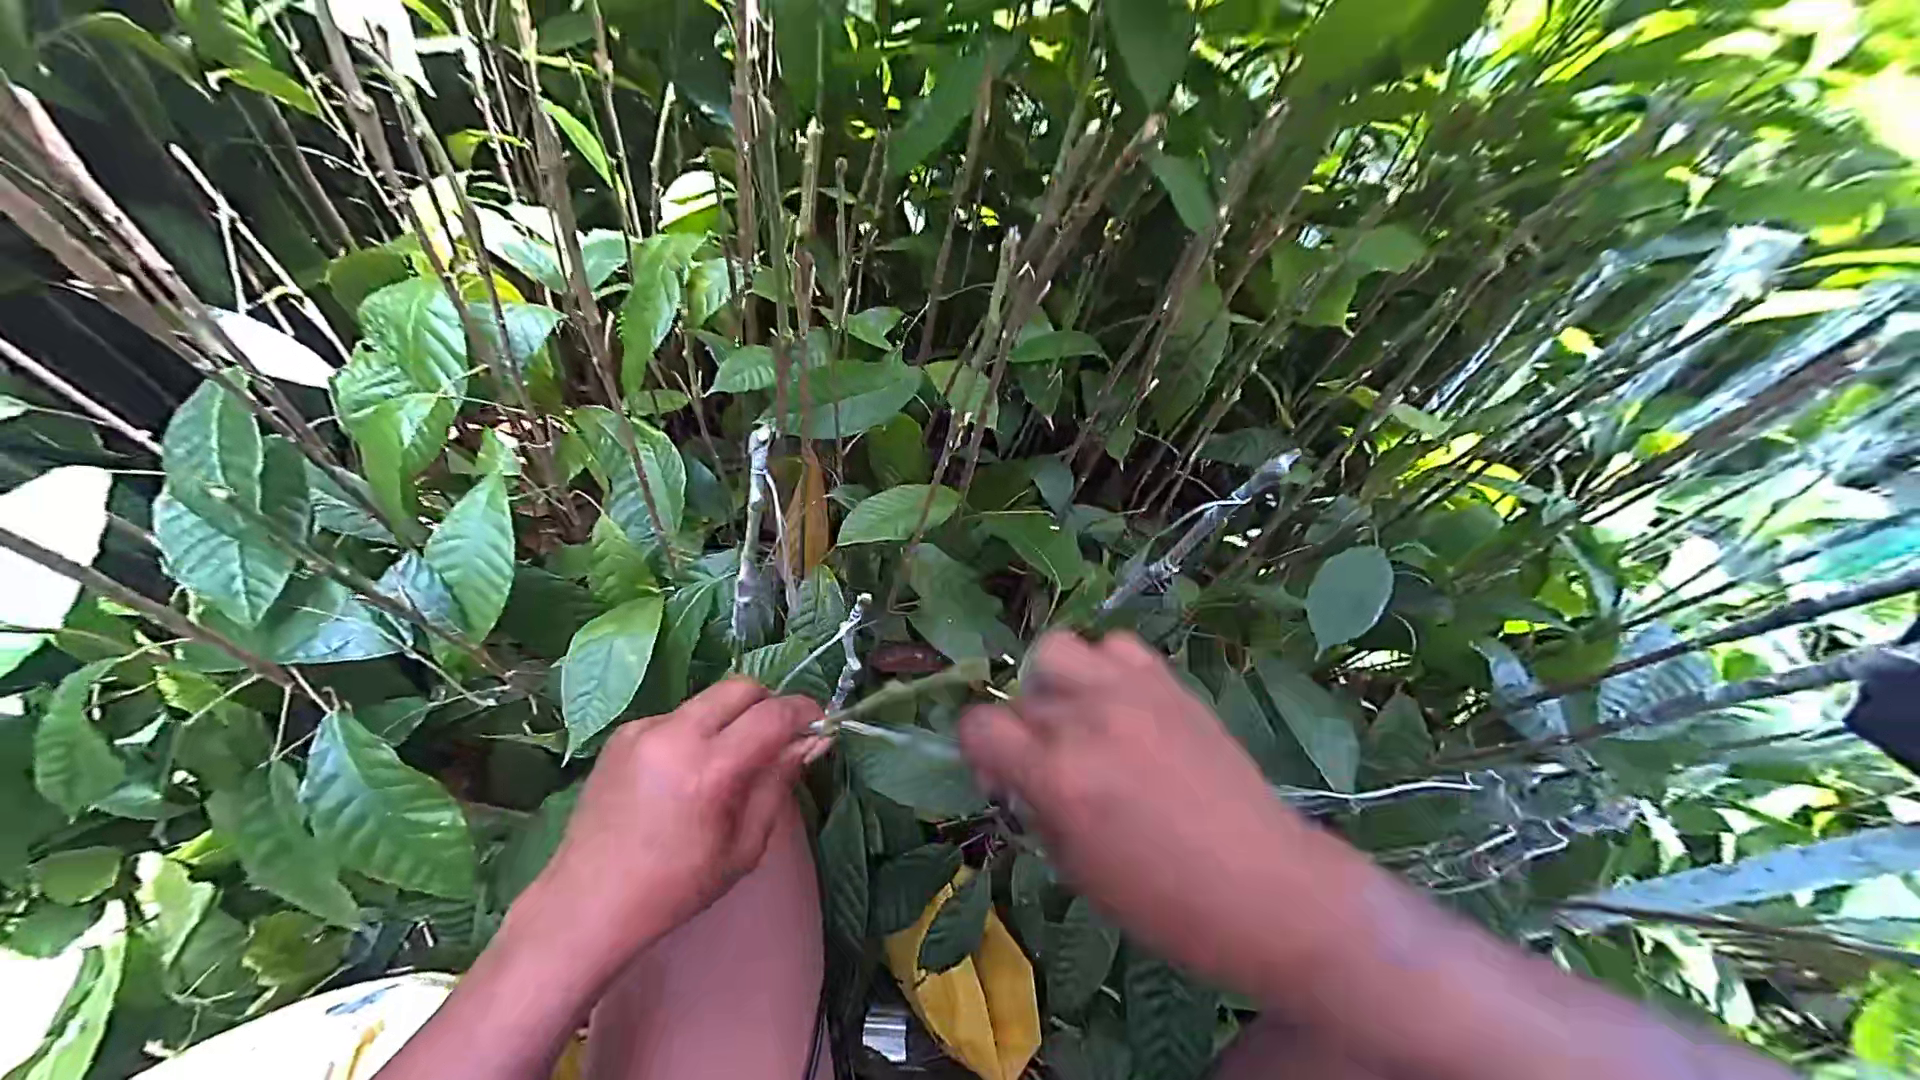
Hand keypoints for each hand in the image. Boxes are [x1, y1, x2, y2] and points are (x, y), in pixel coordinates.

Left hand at [524, 678, 825, 956]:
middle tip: (778, 736)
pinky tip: (685, 772)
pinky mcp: (623, 732)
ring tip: (728, 760)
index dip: (805, 711)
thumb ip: (780, 782)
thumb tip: (811, 740)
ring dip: (733, 717)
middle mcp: (674, 735)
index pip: (773, 714)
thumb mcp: (745, 845)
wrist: (585, 905)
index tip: (820, 721)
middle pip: (742, 687)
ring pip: (710, 699)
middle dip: (770, 703)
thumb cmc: (675, 887)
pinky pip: (679, 716)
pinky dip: (698, 731)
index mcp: (709, 770)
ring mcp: (643, 729)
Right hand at [960, 631, 1334, 990]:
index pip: (978, 726)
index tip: (999, 771)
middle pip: (1018, 699)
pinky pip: (1115, 647)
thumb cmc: (1166, 903)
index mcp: (1059, 778)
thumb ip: (1036, 807)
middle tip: (1047, 762)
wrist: (1270, 889)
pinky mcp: (1169, 683)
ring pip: (1056, 651)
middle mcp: (1087, 722)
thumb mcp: (1077, 870)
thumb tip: (1015, 772)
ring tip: (1078, 717)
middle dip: (1020, 731)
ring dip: (1053, 684)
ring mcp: (1130, 693)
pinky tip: (1120, 703)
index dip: (977, 748)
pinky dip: (1105, 668)